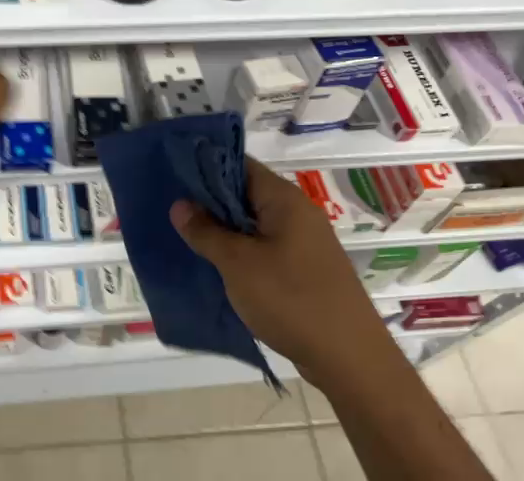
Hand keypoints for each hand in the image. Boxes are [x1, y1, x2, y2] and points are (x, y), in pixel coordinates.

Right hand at [170, 158, 367, 371]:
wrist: (351, 359)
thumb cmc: (291, 300)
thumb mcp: (238, 264)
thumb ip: (206, 231)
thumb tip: (180, 205)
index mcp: (284, 199)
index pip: (239, 165)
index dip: (205, 168)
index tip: (173, 178)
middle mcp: (298, 212)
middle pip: (247, 194)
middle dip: (211, 203)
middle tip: (174, 213)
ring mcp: (306, 243)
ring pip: (255, 225)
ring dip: (226, 231)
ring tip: (189, 239)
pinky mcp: (307, 270)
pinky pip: (267, 249)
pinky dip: (243, 253)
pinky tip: (220, 268)